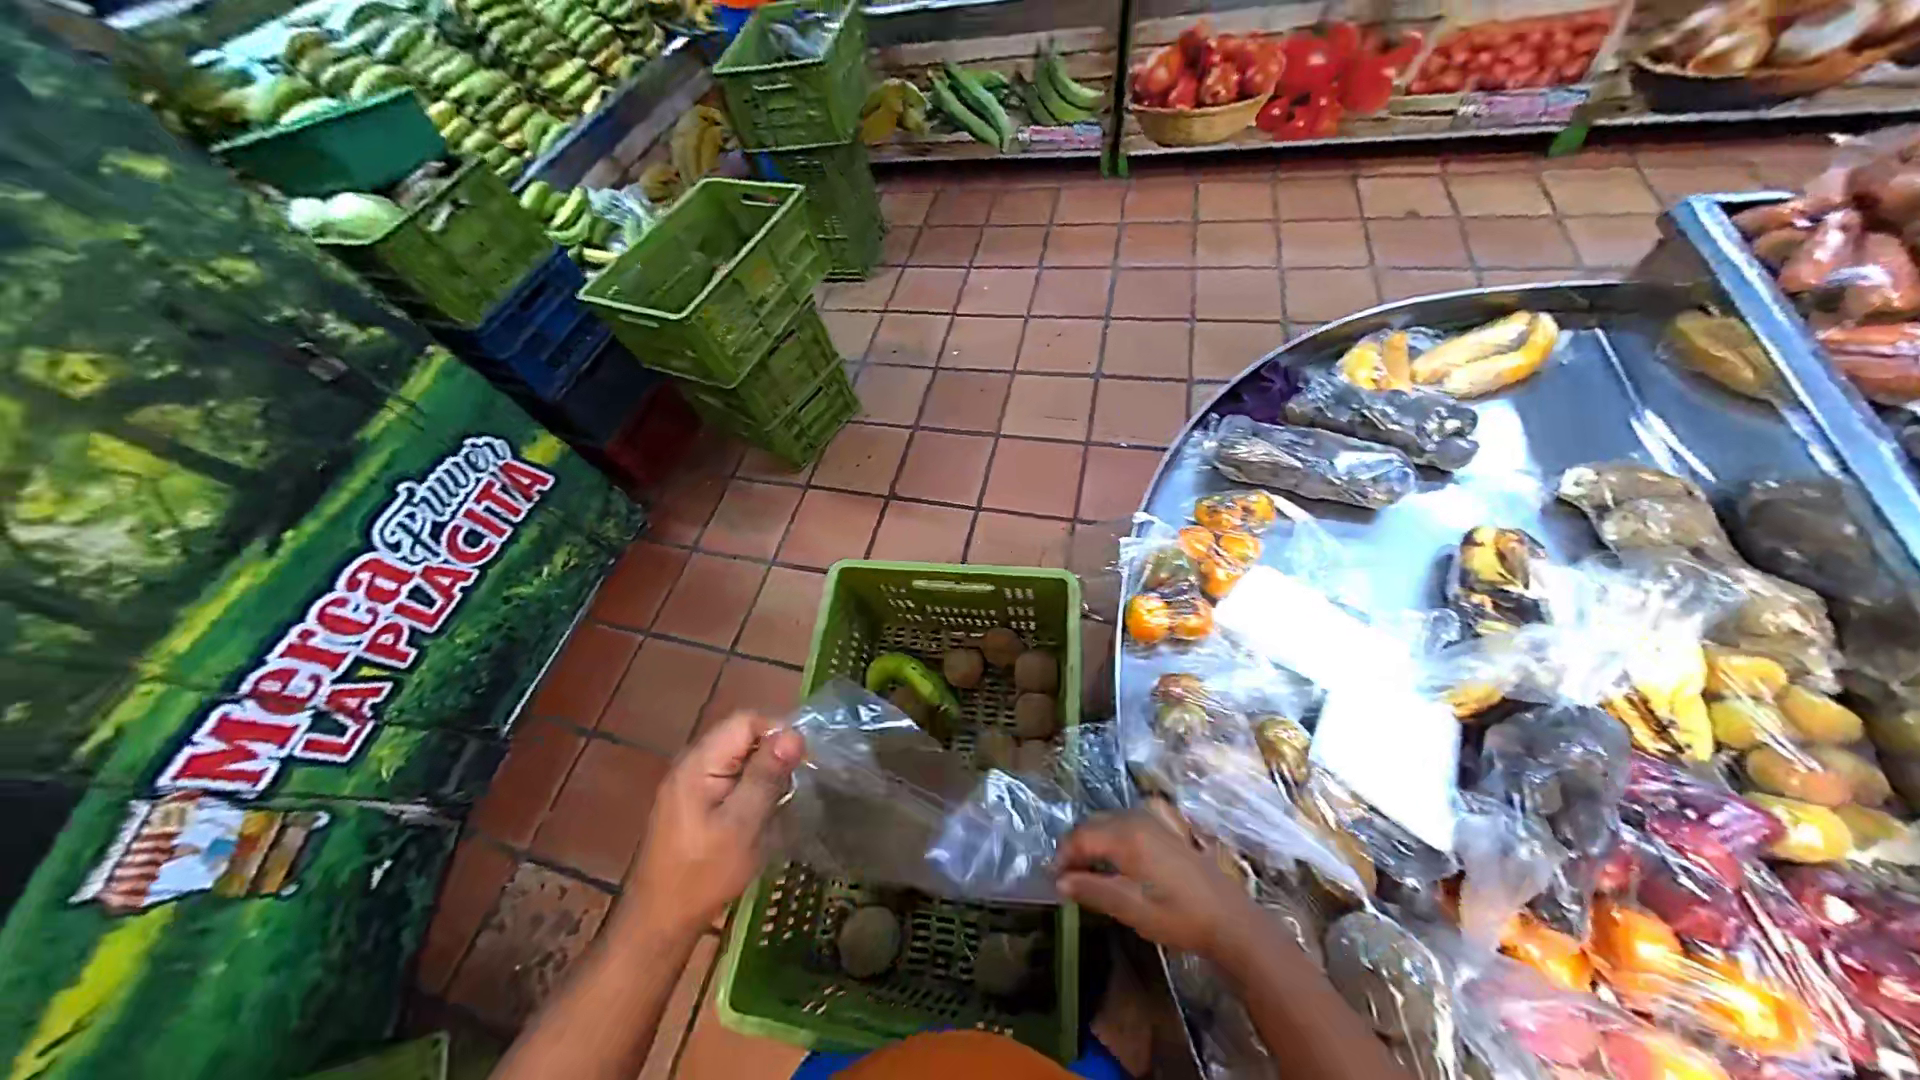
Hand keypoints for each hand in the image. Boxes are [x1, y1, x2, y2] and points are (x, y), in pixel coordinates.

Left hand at [624, 711, 804, 936]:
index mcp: (698, 763)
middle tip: (794, 784)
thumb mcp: (742, 825)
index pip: (746, 720)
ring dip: (764, 772)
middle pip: (741, 735)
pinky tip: (762, 812)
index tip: (802, 761)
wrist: (659, 922)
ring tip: (782, 801)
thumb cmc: (703, 875)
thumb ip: (766, 776)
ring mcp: (690, 782)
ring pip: (738, 756)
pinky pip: (730, 776)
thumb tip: (795, 734)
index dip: (778, 732)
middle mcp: (691, 763)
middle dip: (773, 753)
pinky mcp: (694, 801)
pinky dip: (751, 787)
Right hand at [1056, 809, 1264, 960]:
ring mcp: (1156, 820)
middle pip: (1094, 824)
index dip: (1063, 856)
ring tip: (1090, 867)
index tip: (1055, 879)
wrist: (1230, 921)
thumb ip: (1093, 890)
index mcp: (1126, 836)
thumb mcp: (1131, 908)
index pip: (1080, 837)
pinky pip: (1133, 818)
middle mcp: (1138, 819)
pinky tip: (1122, 847)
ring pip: (1112, 820)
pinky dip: (1119, 829)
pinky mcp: (1171, 827)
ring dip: (1096, 839)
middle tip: (1069, 876)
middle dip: (1077, 847)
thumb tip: (1060, 881)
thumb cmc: (1178, 917)